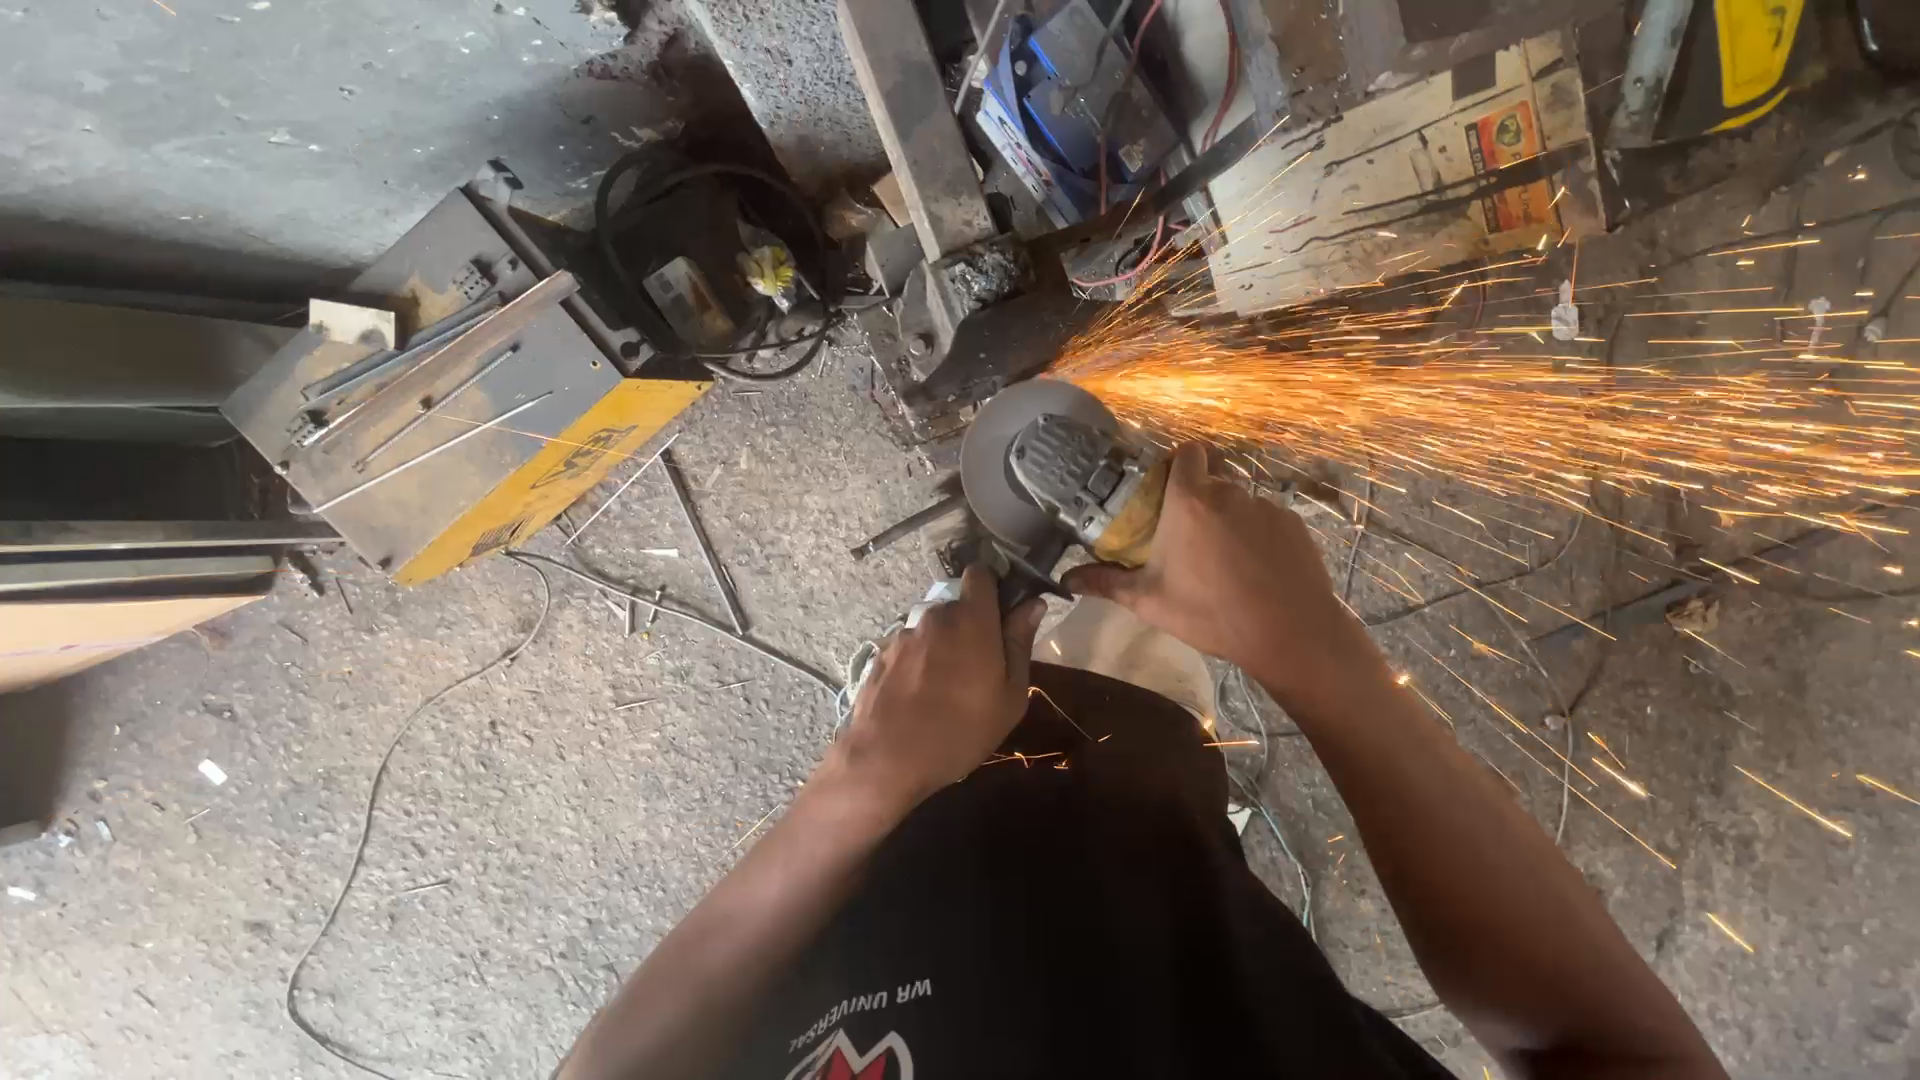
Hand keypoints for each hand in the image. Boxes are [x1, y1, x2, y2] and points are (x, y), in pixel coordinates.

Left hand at [826, 563, 1045, 813]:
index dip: (994, 585)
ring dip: (943, 647)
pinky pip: (910, 649)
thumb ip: (1020, 643)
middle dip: (971, 626)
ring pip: (932, 630)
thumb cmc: (960, 731)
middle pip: (957, 606)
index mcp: (970, 619)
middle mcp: (934, 616)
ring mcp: (902, 635)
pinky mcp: (880, 655)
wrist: (886, 760)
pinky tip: (920, 699)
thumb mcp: (1010, 696)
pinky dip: (919, 664)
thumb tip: (1033, 604)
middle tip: (981, 666)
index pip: (980, 572)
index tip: (1003, 611)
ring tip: (947, 690)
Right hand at [1061, 442, 1378, 706]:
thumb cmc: (1210, 614)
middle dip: (1200, 500)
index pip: (1187, 452)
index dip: (1179, 464)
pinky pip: (1268, 520)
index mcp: (1190, 501)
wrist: (1289, 634)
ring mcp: (1267, 507)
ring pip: (1241, 502)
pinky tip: (1256, 570)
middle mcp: (1230, 493)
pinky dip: (1259, 537)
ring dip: (1230, 520)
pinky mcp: (1295, 524)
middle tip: (1189, 537)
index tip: (1168, 489)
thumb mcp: (1150, 601)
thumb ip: (1107, 582)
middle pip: (1212, 479)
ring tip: (1225, 561)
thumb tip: (1066, 579)